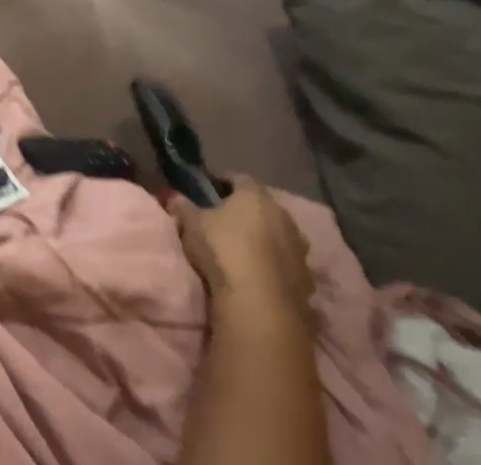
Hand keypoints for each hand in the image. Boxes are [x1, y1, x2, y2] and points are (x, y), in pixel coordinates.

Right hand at [169, 176, 313, 318]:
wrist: (259, 301)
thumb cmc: (222, 249)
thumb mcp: (191, 223)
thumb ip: (182, 206)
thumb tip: (173, 196)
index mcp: (256, 197)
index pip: (239, 179)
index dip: (222, 182)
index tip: (207, 191)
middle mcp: (284, 216)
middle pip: (263, 207)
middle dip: (245, 211)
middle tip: (223, 221)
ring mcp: (300, 247)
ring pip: (278, 234)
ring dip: (263, 238)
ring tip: (240, 249)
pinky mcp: (307, 276)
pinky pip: (285, 261)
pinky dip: (273, 262)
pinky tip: (257, 273)